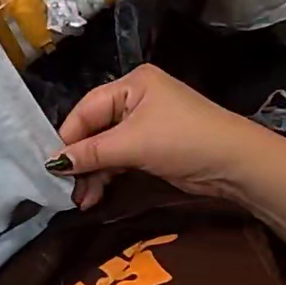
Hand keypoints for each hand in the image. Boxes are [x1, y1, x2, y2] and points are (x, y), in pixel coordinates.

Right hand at [50, 65, 270, 209]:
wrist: (235, 164)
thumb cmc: (183, 141)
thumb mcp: (132, 144)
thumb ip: (90, 153)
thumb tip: (53, 163)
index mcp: (131, 84)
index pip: (86, 110)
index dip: (67, 139)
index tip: (50, 167)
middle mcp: (133, 100)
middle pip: (93, 130)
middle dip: (80, 161)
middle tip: (64, 189)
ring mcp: (142, 124)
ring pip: (103, 149)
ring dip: (91, 175)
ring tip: (81, 200)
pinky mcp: (149, 147)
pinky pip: (117, 159)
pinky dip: (105, 177)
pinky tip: (94, 196)